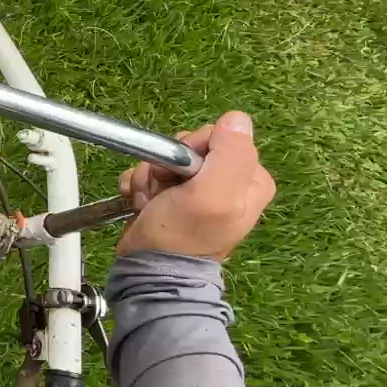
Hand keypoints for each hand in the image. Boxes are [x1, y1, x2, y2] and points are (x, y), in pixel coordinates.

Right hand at [116, 111, 275, 260]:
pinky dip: (137, 185)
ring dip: (148, 176)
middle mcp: (227, 181)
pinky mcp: (169, 195)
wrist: (150, 269)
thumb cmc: (182, 234)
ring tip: (151, 201)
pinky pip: (147, 172)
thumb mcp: (212, 195)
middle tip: (164, 189)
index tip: (181, 175)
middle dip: (165, 164)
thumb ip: (230, 155)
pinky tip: (140, 203)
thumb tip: (237, 117)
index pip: (219, 137)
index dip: (192, 150)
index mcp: (249, 179)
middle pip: (187, 146)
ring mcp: (196, 189)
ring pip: (163, 159)